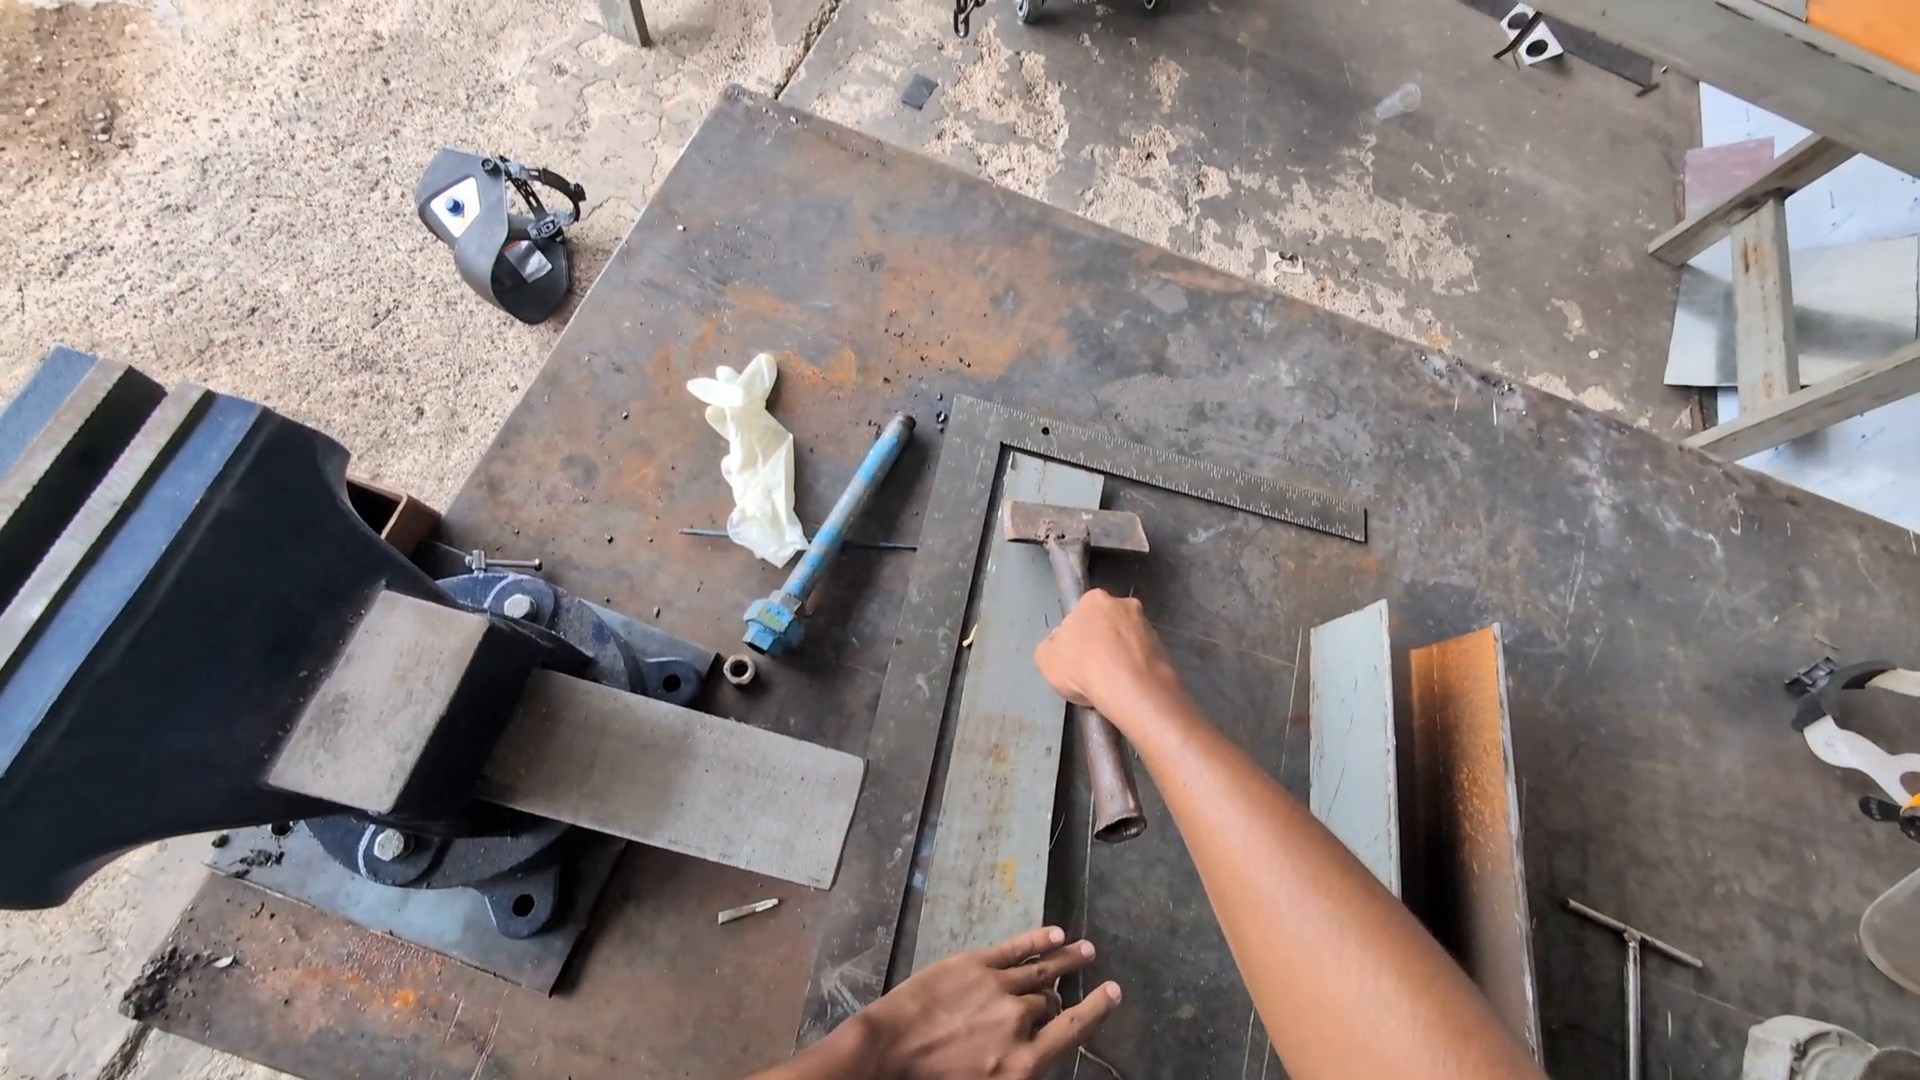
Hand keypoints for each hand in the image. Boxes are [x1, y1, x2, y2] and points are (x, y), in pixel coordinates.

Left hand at [850, 926, 1121, 1079]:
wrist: (891, 1051)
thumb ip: (1020, 1066)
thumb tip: (1042, 1046)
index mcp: (1023, 1063)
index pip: (1071, 1031)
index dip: (1097, 1010)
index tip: (1114, 991)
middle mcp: (1019, 1022)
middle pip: (1050, 1005)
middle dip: (1058, 1000)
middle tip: (1072, 987)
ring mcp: (999, 987)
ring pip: (1041, 971)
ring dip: (1066, 959)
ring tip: (1085, 949)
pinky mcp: (977, 964)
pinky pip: (1016, 949)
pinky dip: (1038, 940)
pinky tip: (1057, 933)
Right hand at [1035, 589, 1186, 723]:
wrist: (1130, 689)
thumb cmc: (1082, 667)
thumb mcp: (1045, 658)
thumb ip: (1051, 645)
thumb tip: (1060, 644)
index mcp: (1094, 599)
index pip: (1081, 613)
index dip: (1075, 635)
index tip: (1074, 655)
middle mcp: (1124, 604)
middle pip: (1107, 623)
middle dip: (1101, 641)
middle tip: (1090, 668)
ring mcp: (1147, 626)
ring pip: (1127, 640)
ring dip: (1120, 656)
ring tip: (1110, 683)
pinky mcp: (1163, 648)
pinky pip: (1142, 658)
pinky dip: (1135, 669)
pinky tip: (1126, 688)